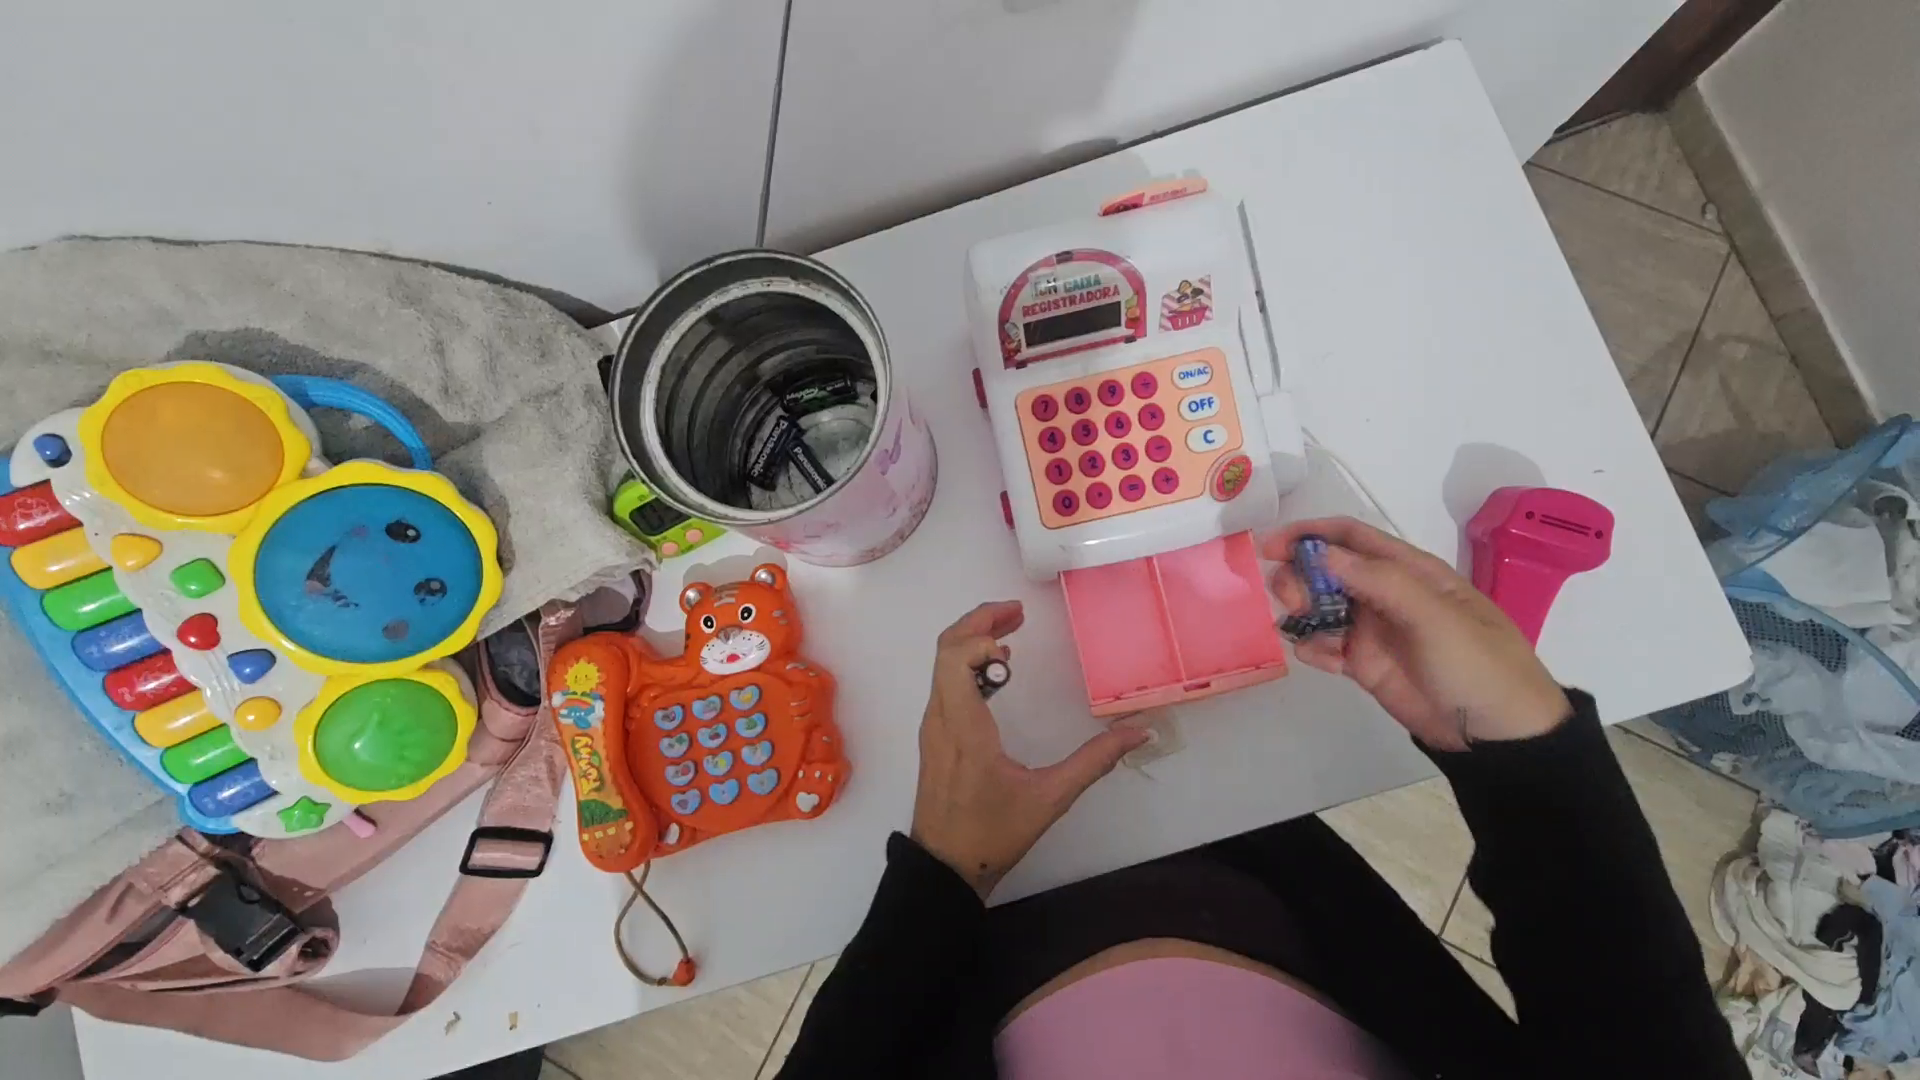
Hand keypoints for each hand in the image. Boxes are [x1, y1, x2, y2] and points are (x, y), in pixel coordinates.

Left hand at [910, 601, 1149, 897]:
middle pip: (945, 649)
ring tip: (1011, 633)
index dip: (980, 636)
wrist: (943, 867)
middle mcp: (941, 717)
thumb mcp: (1050, 798)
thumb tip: (1137, 732)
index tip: (1015, 644)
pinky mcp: (935, 733)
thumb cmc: (992, 833)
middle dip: (979, 622)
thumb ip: (1095, 761)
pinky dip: (966, 662)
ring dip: (972, 639)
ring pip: (942, 663)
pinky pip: (945, 681)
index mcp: (964, 727)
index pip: (954, 658)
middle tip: (1018, 612)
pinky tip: (997, 672)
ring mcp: (933, 724)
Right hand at [1264, 517, 1570, 750]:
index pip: (1351, 537)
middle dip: (1299, 576)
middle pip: (1327, 571)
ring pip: (1320, 607)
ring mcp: (1374, 630)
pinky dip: (1311, 647)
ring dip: (1300, 610)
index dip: (1309, 535)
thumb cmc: (1478, 667)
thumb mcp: (1436, 618)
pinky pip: (1325, 647)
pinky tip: (1314, 657)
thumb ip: (1380, 581)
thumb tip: (1319, 553)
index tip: (1270, 548)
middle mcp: (1386, 594)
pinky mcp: (1364, 664)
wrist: (1501, 737)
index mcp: (1410, 572)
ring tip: (1294, 626)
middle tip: (1287, 598)